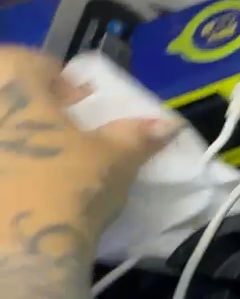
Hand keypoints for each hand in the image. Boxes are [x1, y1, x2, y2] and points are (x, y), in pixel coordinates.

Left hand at [0, 45, 176, 236]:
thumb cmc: (70, 184)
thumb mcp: (117, 158)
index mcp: (11, 81)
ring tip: (44, 155)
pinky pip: (1, 149)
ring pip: (4, 120)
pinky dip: (10, 155)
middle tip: (62, 128)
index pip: (30, 60)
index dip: (60, 78)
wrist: (22, 239)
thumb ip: (137, 134)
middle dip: (34, 103)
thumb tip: (165, 123)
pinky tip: (23, 176)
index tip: (82, 105)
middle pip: (6, 87)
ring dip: (20, 130)